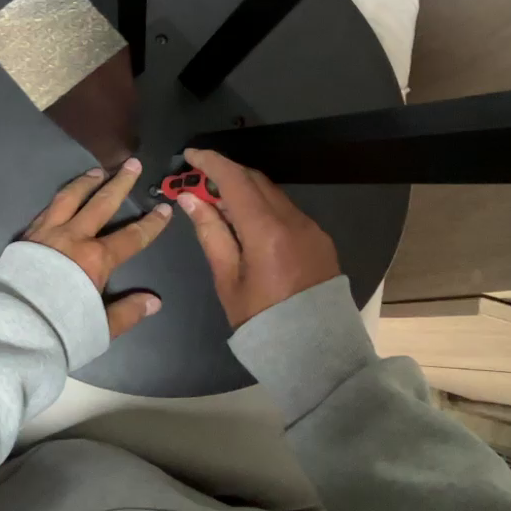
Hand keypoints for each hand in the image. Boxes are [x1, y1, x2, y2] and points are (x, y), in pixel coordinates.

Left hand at [23, 157, 172, 336]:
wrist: (13, 326)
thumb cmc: (60, 328)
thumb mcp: (100, 328)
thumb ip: (127, 312)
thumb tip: (154, 300)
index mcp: (95, 259)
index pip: (131, 237)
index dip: (151, 224)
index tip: (165, 208)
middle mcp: (74, 237)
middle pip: (101, 203)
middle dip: (120, 183)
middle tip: (132, 164)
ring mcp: (48, 232)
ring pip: (70, 198)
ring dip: (87, 182)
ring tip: (98, 170)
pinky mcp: (28, 235)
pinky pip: (48, 208)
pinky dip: (61, 197)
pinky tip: (64, 195)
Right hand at [177, 147, 340, 328]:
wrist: (317, 355)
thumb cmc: (262, 321)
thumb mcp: (227, 279)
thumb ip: (210, 233)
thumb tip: (190, 198)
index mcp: (267, 231)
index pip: (235, 180)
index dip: (210, 162)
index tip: (189, 155)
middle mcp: (294, 221)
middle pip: (255, 180)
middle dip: (225, 174)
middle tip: (197, 182)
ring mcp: (311, 228)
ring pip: (272, 193)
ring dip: (244, 190)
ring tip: (218, 205)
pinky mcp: (320, 239)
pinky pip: (286, 210)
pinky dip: (262, 206)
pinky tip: (246, 223)